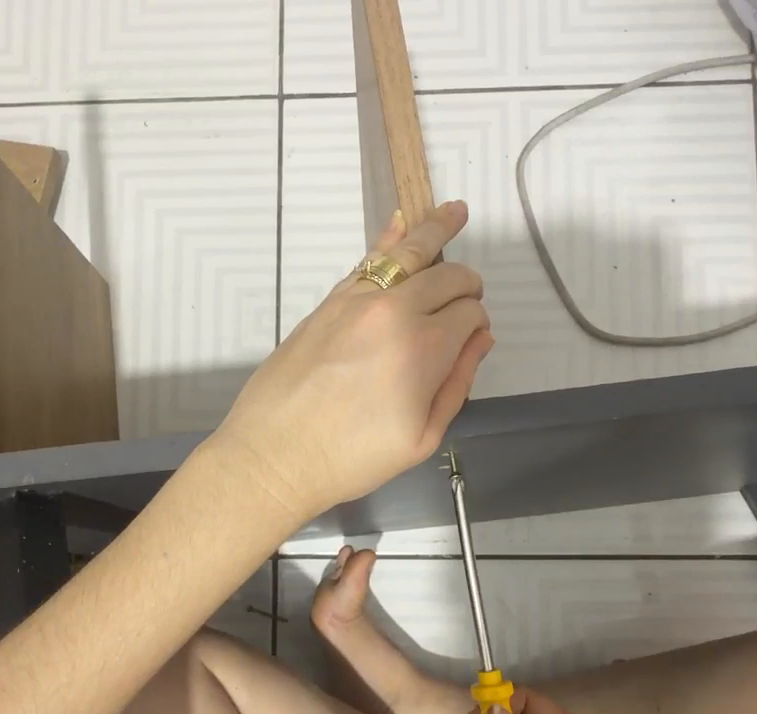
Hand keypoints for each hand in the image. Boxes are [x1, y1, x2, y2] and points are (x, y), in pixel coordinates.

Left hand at [208, 202, 494, 522]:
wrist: (275, 455)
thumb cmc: (352, 459)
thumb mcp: (422, 439)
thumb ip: (457, 384)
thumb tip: (481, 340)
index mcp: (425, 348)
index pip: (469, 313)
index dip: (478, 325)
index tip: (471, 342)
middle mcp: (395, 311)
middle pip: (447, 276)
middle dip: (466, 284)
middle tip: (469, 298)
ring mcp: (357, 300)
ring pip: (408, 251)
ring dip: (437, 230)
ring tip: (456, 211)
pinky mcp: (329, 302)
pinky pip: (367, 259)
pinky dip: (390, 238)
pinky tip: (404, 224)